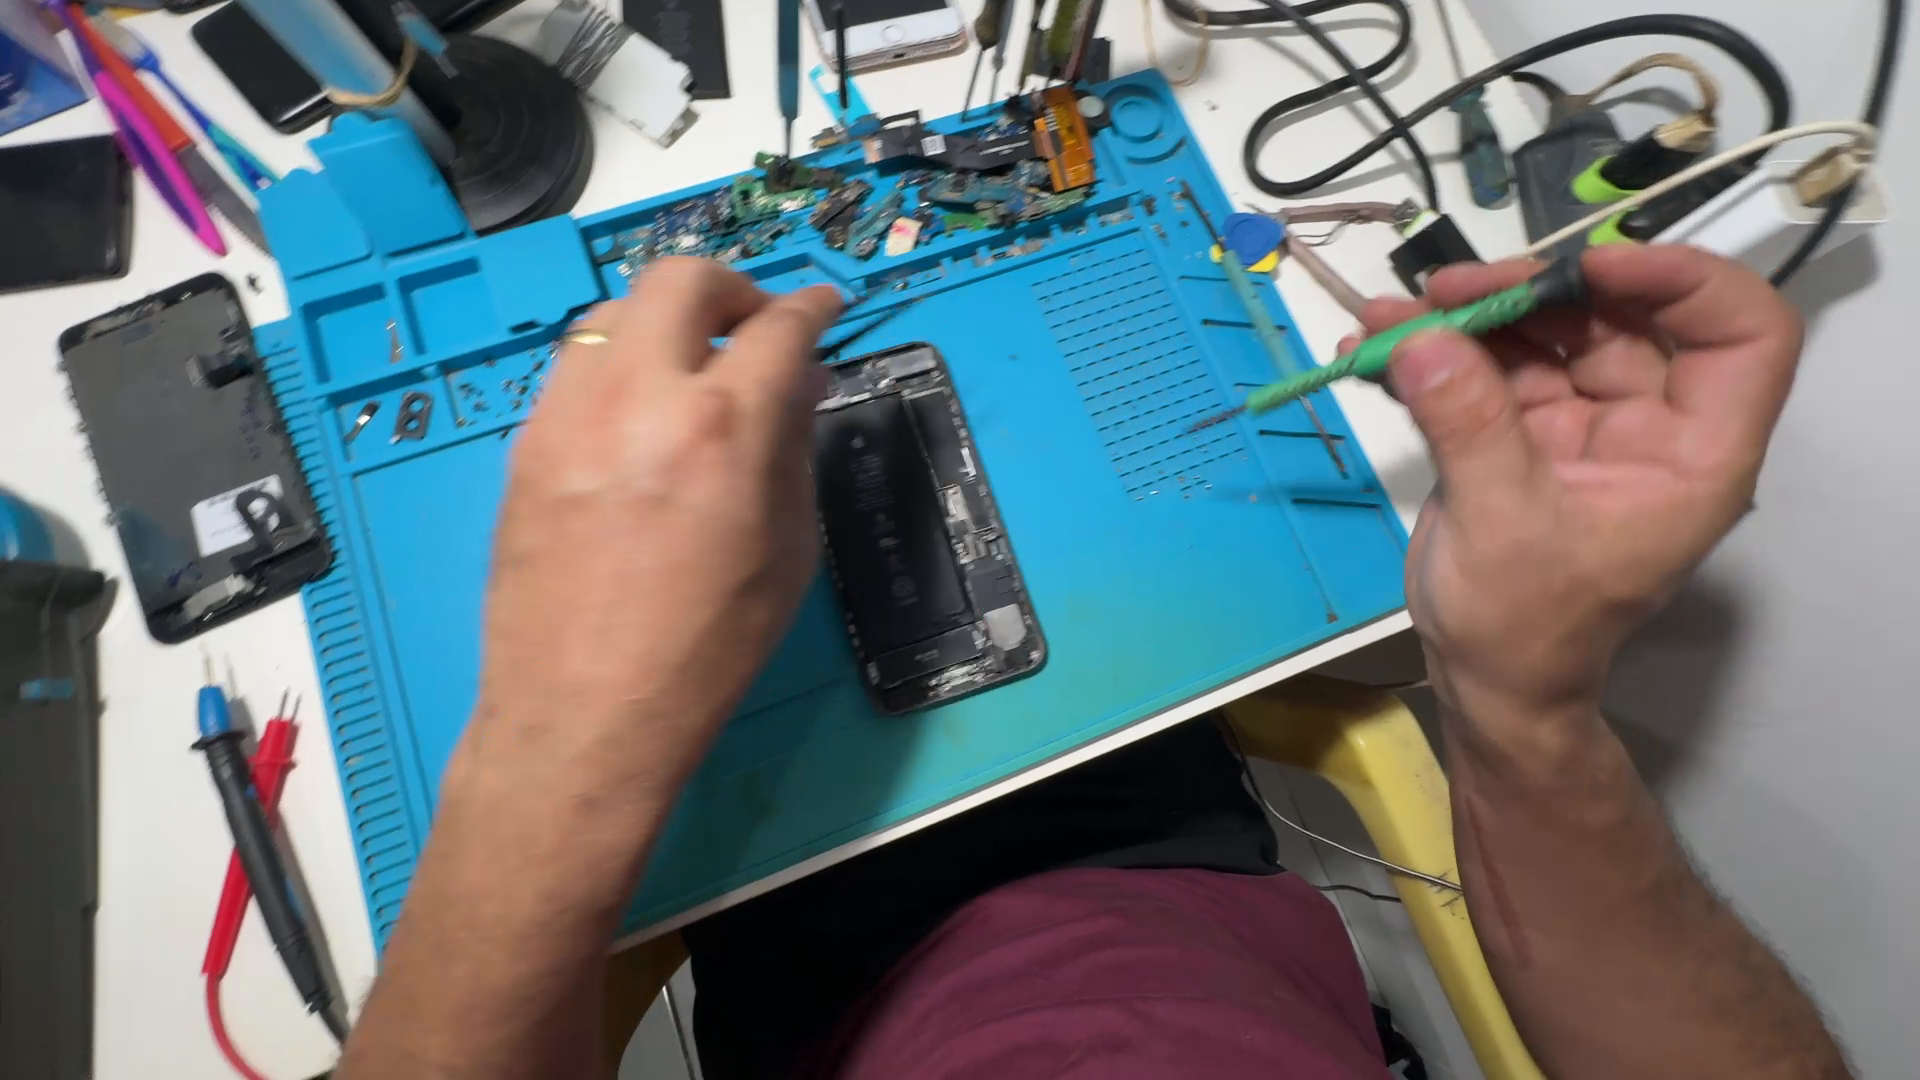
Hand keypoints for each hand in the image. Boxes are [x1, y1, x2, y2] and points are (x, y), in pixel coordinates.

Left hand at [468, 258, 841, 802]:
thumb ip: (793, 448)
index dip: (814, 306)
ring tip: (695, 373)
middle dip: (734, 287)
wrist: (589, 711)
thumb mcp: (788, 547)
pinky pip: (579, 369)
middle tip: (758, 327)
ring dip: (670, 324)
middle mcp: (641, 396)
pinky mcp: (525, 443)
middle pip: (682, 280)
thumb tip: (799, 385)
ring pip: (616, 312)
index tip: (826, 306)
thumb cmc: (714, 643)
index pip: (779, 327)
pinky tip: (642, 420)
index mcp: (723, 428)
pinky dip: (623, 366)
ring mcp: (569, 413)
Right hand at [1357, 245, 1802, 728]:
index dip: (1675, 282)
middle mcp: (1639, 426)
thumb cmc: (1523, 620)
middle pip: (1609, 324)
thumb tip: (1419, 339)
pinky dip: (1429, 362)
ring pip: (1531, 345)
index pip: (1734, 334)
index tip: (1582, 269)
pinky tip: (1378, 352)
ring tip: (1388, 315)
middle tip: (1444, 290)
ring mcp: (1570, 429)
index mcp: (1688, 451)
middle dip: (1527, 296)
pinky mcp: (1508, 438)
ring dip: (1461, 323)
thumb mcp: (1501, 523)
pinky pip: (1476, 379)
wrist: (1482, 672)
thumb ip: (1467, 426)